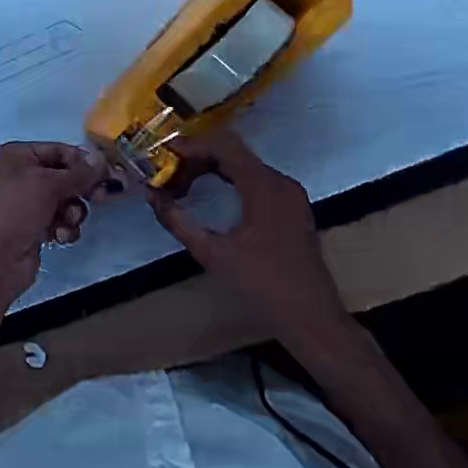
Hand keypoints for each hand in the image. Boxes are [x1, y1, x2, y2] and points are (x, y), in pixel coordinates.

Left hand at [0, 141, 108, 305]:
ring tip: (66, 221)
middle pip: (65, 176)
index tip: (108, 174)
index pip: (59, 150)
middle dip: (80, 189)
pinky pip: (60, 220)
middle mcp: (22, 174)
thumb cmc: (16, 210)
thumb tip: (101, 159)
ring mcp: (28, 201)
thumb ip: (79, 173)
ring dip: (72, 212)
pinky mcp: (35, 225)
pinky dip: (64, 227)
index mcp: (18, 155)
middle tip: (100, 198)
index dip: (83, 162)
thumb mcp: (48, 185)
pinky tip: (58, 236)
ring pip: (66, 200)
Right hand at [145, 130, 347, 338]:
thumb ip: (178, 221)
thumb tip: (151, 195)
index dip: (188, 147)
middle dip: (195, 157)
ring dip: (208, 167)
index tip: (162, 158)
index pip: (221, 145)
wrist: (315, 323)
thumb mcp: (213, 254)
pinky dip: (225, 177)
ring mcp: (288, 193)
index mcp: (264, 186)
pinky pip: (252, 177)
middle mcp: (279, 181)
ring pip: (240, 162)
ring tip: (181, 183)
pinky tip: (207, 192)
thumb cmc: (265, 286)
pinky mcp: (290, 206)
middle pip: (230, 150)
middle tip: (167, 172)